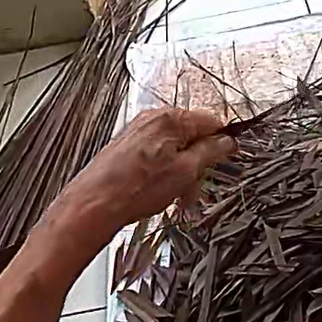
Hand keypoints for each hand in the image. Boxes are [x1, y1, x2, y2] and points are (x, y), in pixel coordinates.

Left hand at [50, 108, 236, 236]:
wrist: (94, 203)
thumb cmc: (134, 189)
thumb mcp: (186, 172)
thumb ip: (211, 152)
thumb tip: (226, 141)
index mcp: (171, 118)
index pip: (211, 121)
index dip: (222, 141)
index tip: (226, 158)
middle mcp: (153, 118)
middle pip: (191, 134)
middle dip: (198, 160)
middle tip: (196, 186)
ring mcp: (138, 130)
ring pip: (174, 146)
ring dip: (182, 169)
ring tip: (176, 195)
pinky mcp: (127, 145)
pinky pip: (157, 152)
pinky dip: (164, 169)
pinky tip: (159, 190)